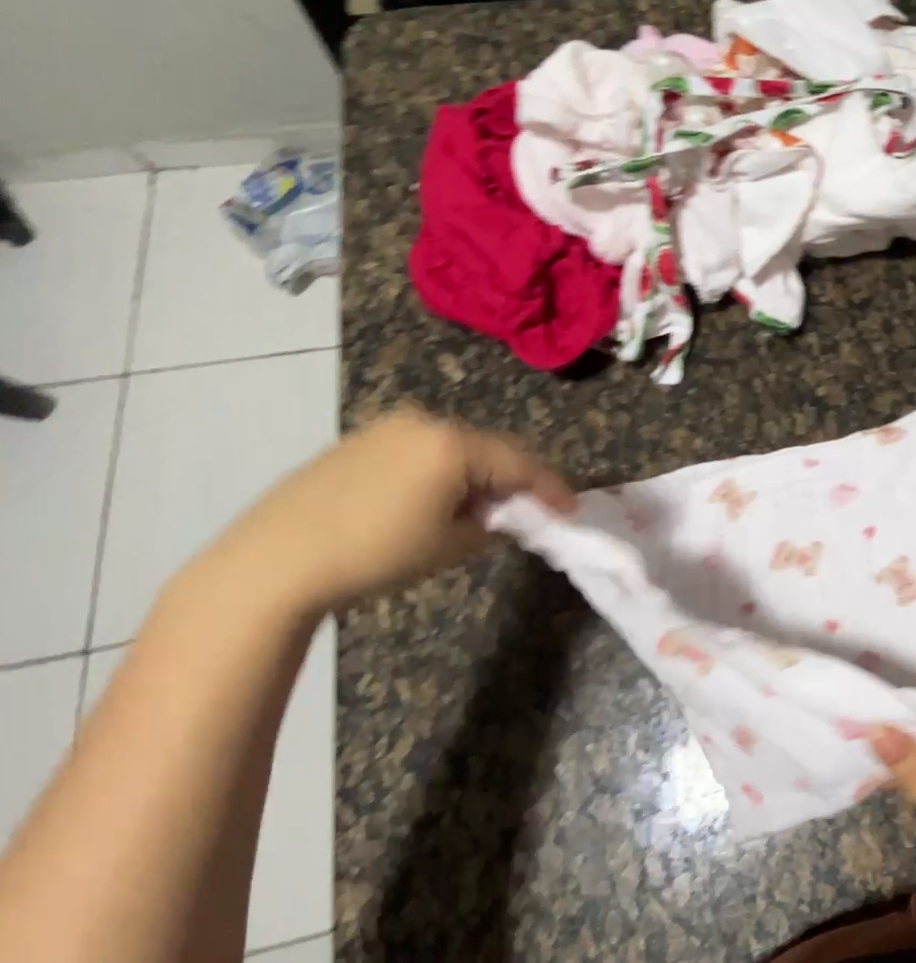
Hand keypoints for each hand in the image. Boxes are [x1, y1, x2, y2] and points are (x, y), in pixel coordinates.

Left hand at [184, 409, 575, 616]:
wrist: (273, 562)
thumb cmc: (376, 553)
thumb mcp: (453, 545)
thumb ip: (492, 522)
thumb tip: (501, 513)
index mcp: (454, 443)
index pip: (521, 464)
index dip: (552, 490)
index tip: (572, 512)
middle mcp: (425, 423)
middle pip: (490, 450)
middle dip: (514, 480)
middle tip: (532, 511)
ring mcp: (387, 429)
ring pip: (455, 449)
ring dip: (478, 476)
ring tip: (485, 511)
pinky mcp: (357, 443)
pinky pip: (421, 452)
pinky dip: (443, 474)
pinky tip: (439, 502)